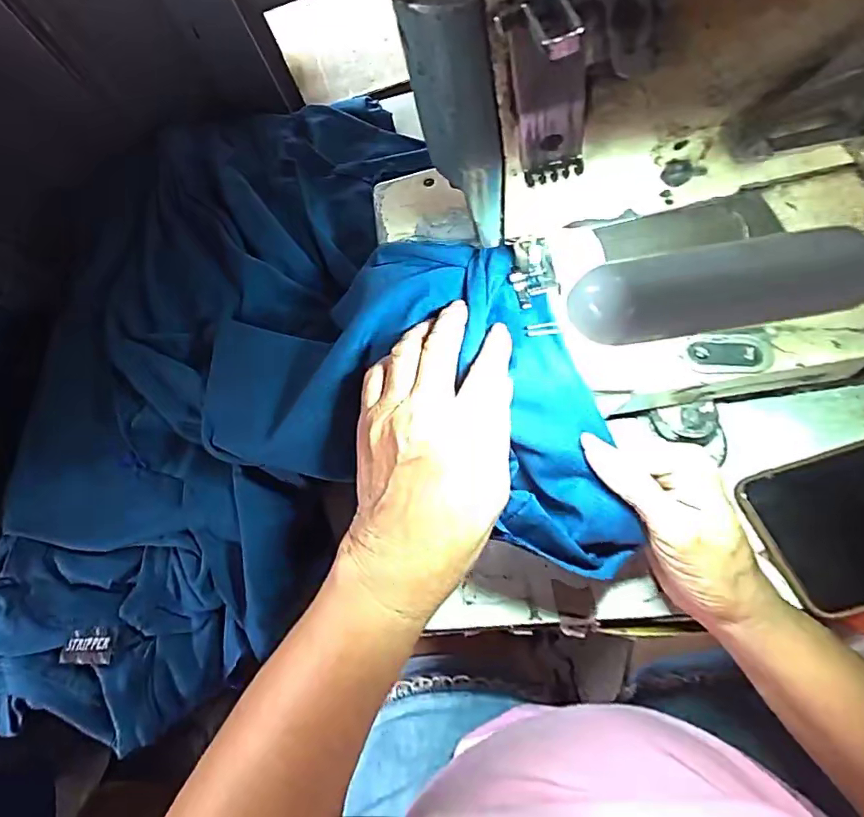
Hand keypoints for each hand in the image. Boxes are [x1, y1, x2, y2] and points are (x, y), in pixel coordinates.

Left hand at [337, 301, 513, 623]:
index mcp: (459, 430)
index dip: (494, 346)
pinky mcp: (366, 422)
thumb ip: (494, 427)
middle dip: (451, 322)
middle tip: (460, 309)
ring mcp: (387, 414)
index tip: (498, 334)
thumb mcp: (493, 483)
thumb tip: (496, 386)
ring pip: (402, 353)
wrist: (396, 553)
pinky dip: (390, 357)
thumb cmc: (451, 529)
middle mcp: (420, 412)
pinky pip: (375, 373)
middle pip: (436, 348)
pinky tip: (398, 356)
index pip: (483, 370)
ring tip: (430, 323)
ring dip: (418, 332)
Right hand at [583, 433, 783, 628]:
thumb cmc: (712, 571)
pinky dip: (602, 502)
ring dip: (595, 489)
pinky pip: (616, 493)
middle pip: (618, 460)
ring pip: (613, 476)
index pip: (625, 451)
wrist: (729, 611)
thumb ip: (630, 482)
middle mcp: (673, 466)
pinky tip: (592, 510)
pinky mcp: (648, 506)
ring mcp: (661, 487)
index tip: (573, 480)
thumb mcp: (671, 524)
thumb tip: (590, 445)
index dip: (598, 464)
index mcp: (685, 461)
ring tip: (580, 502)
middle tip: (576, 495)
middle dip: (596, 476)